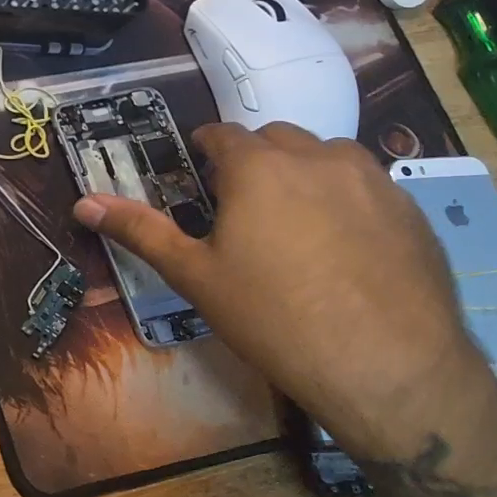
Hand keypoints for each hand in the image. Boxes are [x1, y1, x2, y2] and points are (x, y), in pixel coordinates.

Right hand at [73, 122, 489, 459]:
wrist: (385, 362)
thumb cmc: (269, 314)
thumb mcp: (192, 273)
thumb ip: (139, 230)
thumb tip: (83, 203)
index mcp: (260, 169)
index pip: (224, 134)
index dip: (203, 146)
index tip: (193, 168)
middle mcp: (320, 161)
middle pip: (278, 137)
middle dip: (252, 156)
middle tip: (233, 199)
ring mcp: (375, 183)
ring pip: (328, 156)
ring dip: (300, 170)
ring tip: (285, 218)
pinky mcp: (413, 212)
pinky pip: (367, 186)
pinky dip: (341, 198)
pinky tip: (334, 246)